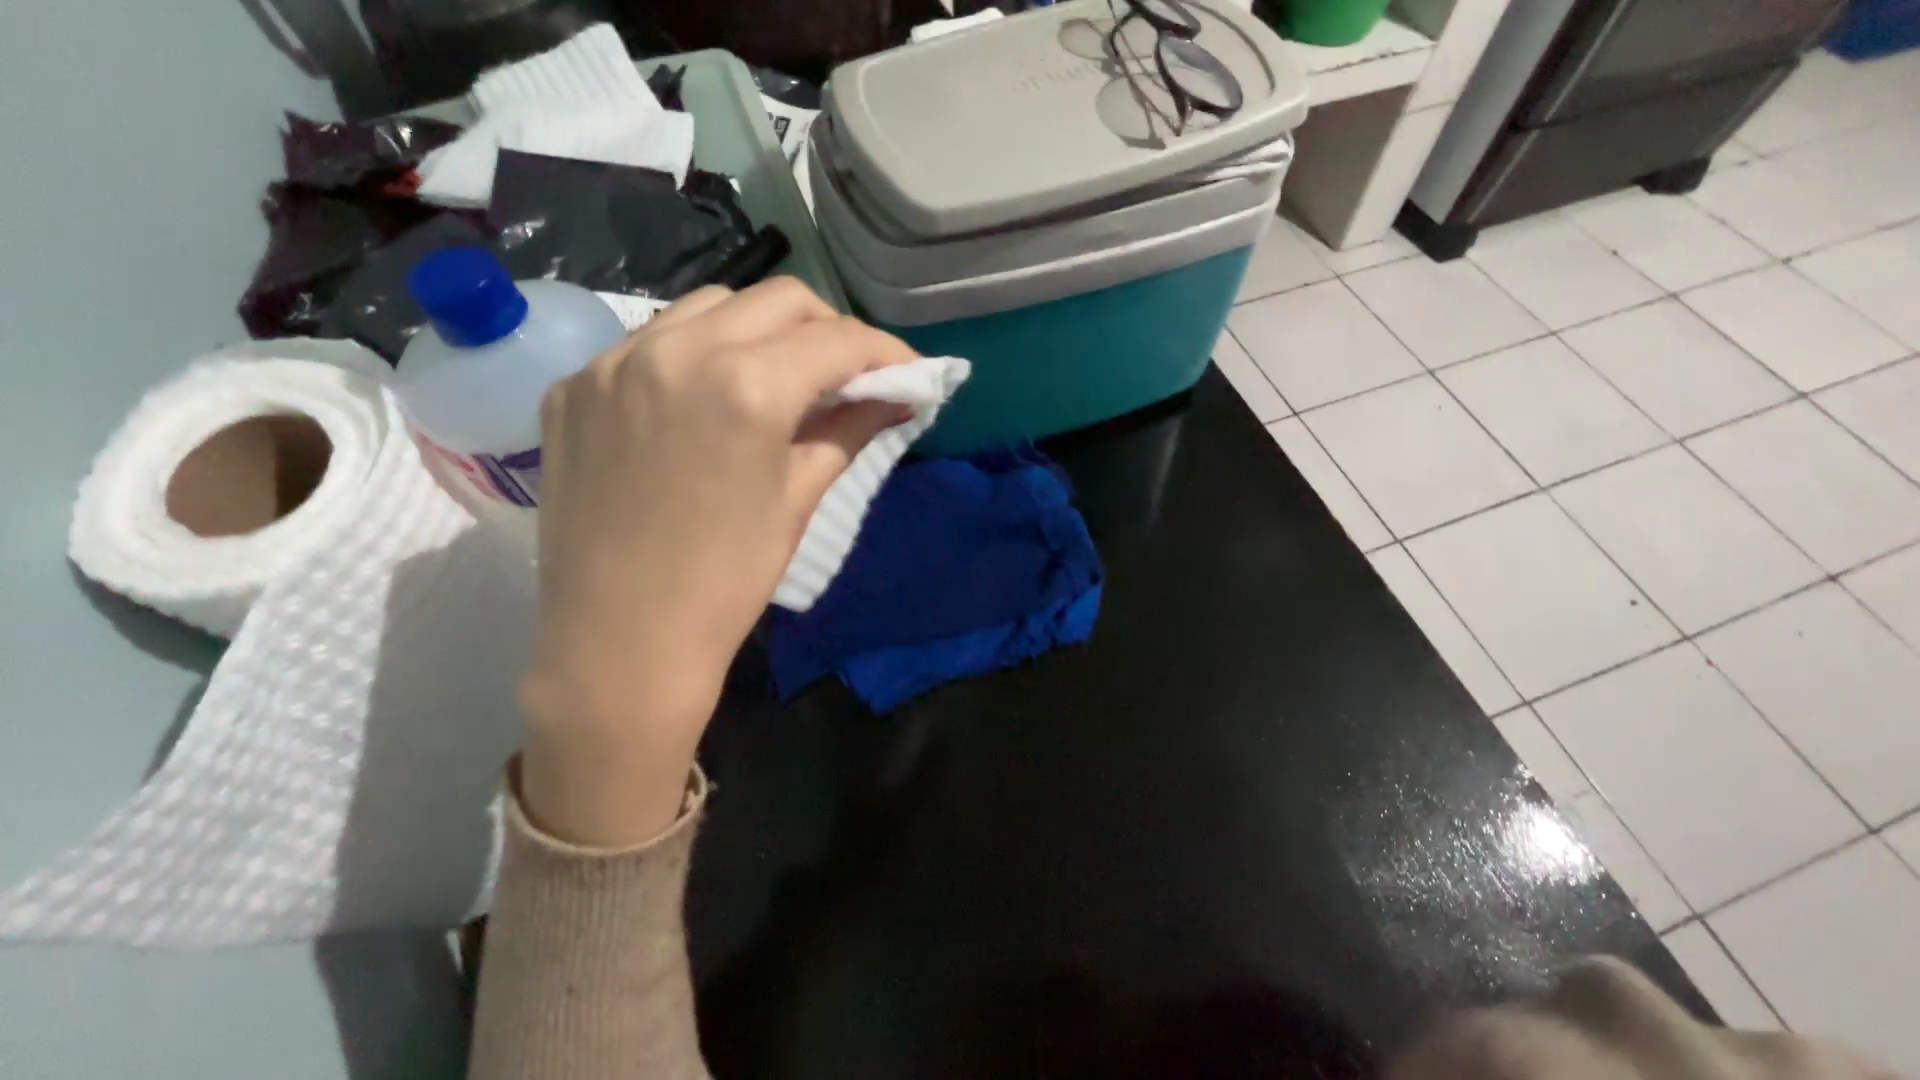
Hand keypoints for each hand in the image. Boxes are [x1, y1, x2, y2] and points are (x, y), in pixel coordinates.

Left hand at [518, 278, 916, 846]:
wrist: (618, 643)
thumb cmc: (726, 584)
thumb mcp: (797, 500)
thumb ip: (849, 430)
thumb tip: (897, 393)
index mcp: (746, 386)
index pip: (836, 339)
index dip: (884, 350)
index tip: (906, 370)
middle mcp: (677, 350)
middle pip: (777, 300)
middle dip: (825, 330)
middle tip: (843, 375)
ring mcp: (614, 363)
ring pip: (707, 307)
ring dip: (756, 330)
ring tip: (772, 380)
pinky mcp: (573, 387)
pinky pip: (648, 342)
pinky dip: (691, 355)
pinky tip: (700, 402)